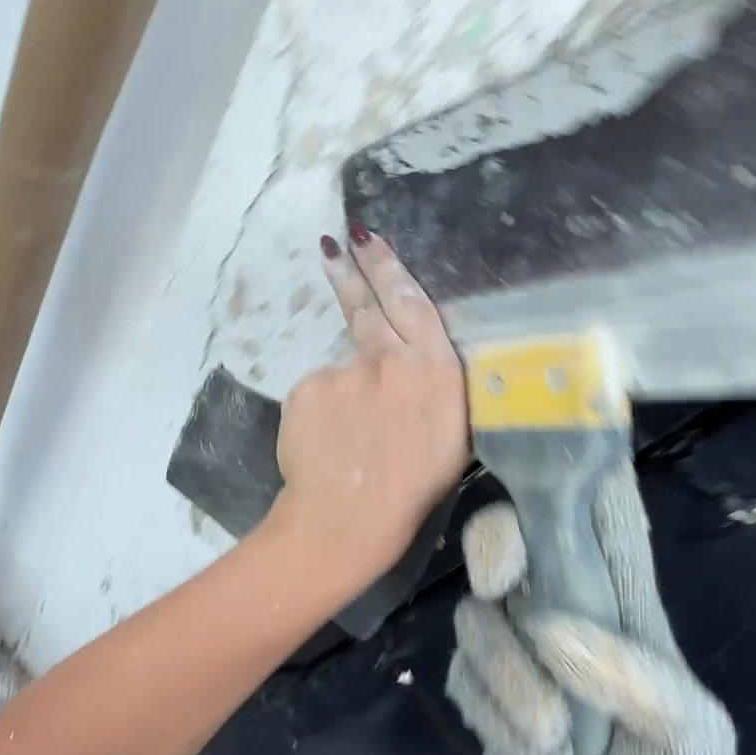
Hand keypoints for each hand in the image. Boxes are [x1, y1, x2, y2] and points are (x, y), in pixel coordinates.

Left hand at [265, 224, 469, 578]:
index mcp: (436, 371)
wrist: (347, 517)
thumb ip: (428, 385)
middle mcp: (391, 359)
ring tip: (348, 436)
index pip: (412, 303)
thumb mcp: (450, 435)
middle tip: (335, 243)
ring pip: (341, 368)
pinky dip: (320, 410)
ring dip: (343, 392)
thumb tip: (406, 359)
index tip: (368, 237)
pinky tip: (326, 440)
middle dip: (352, 269)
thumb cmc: (411, 488)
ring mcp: (343, 371)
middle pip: (367, 305)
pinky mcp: (306, 387)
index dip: (389, 266)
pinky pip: (315, 391)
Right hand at [446, 462, 735, 754]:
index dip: (576, 465)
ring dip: (515, 685)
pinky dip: (501, 720)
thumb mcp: (689, 739)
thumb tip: (553, 628)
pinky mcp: (472, 674)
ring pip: (478, 619)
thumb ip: (639, 682)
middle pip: (510, 534)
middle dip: (500, 545)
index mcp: (617, 591)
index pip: (597, 512)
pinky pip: (466, 677)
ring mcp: (505, 634)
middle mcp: (554, 597)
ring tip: (562, 743)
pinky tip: (539, 754)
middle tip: (502, 580)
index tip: (550, 426)